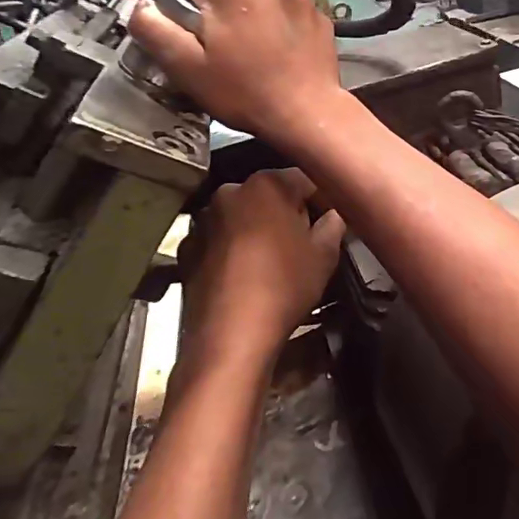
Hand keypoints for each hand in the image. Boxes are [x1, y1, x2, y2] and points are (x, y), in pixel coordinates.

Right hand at [129, 0, 344, 144]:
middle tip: (219, 51)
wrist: (308, 111)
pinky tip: (280, 56)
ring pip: (259, 1)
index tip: (183, 24)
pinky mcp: (319, 17)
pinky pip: (288, 14)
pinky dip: (280, 28)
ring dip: (251, 19)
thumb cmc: (244, 92)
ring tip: (253, 56)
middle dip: (217, 12)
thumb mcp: (186, 67)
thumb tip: (143, 7)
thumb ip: (155, 30)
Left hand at [176, 169, 345, 375]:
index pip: (305, 180)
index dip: (323, 200)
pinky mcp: (185, 252)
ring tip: (274, 258)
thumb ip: (333, 224)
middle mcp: (230, 193)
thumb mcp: (325, 253)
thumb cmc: (284, 285)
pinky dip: (233, 248)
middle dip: (288, 211)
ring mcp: (203, 222)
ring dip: (258, 228)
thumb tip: (330, 216)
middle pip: (270, 195)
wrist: (230, 337)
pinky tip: (247, 273)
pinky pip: (220, 240)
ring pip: (243, 216)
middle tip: (305, 239)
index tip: (332, 221)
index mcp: (266, 184)